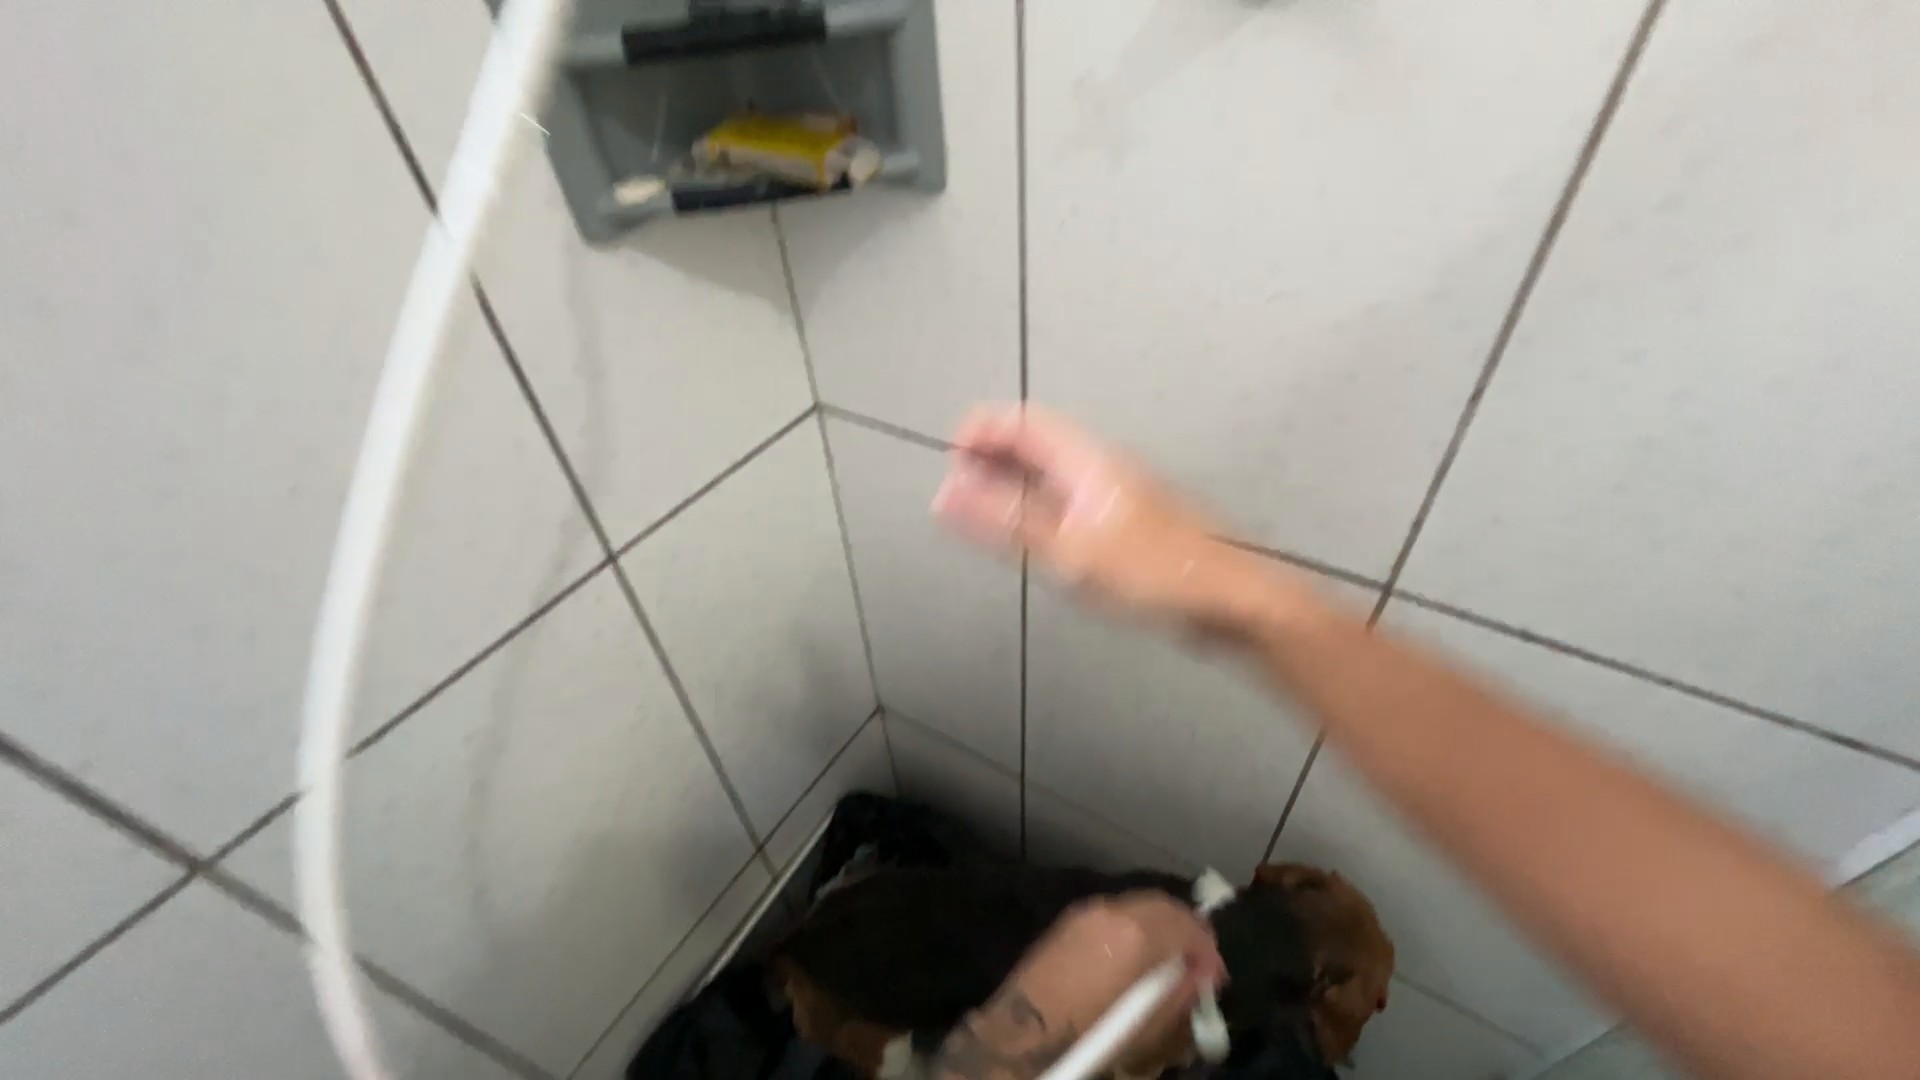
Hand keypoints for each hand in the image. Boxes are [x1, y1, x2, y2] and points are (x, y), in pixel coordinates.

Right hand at [933, 404, 1305, 630]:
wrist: (1228, 599)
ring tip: (983, 508)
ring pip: (1054, 469)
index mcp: (1086, 459)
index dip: (980, 430)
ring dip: (1013, 479)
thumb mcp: (1067, 550)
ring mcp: (1116, 491)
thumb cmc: (1151, 571)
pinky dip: (1038, 503)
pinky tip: (1031, 531)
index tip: (949, 460)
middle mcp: (1101, 465)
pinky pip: (1070, 496)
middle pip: (1036, 441)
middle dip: (991, 455)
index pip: (1021, 421)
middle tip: (958, 486)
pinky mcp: (1126, 519)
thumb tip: (945, 496)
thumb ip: (1003, 522)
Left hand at [1010, 893, 1226, 1049]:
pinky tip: (1138, 954)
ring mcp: (1088, 910)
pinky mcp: (1071, 919)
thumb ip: (1181, 993)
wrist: (1023, 1032)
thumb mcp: (1149, 1027)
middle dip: (1187, 928)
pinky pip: (1116, 912)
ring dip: (1161, 925)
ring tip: (1170, 959)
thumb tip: (1203, 973)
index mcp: (1136, 934)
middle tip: (1198, 961)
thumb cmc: (1090, 1036)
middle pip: (1163, 905)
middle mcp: (1113, 910)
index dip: (1208, 948)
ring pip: (1139, 905)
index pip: (1187, 924)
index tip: (1214, 974)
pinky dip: (1136, 925)